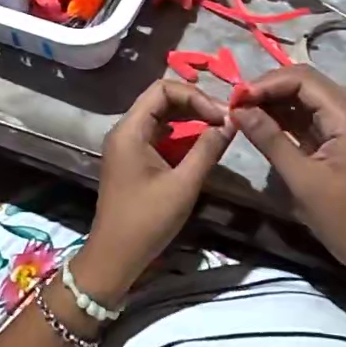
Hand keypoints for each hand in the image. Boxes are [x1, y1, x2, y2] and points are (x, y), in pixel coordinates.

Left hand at [82, 81, 234, 289]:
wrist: (115, 256)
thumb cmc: (147, 220)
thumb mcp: (183, 184)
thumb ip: (207, 149)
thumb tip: (230, 122)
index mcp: (130, 130)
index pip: (162, 89)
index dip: (195, 96)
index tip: (221, 115)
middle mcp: (124, 131)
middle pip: (161, 99)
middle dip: (195, 104)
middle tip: (225, 120)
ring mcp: (127, 145)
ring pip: (161, 117)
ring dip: (190, 119)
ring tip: (218, 129)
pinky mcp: (132, 160)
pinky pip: (158, 135)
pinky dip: (181, 135)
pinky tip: (201, 144)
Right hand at [231, 66, 345, 278]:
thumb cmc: (343, 219)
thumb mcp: (302, 180)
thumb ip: (270, 140)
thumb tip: (239, 110)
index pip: (304, 80)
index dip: (267, 83)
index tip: (236, 98)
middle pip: (304, 85)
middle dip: (269, 89)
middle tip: (236, 104)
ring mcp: (342, 131)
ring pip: (303, 102)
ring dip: (273, 103)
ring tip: (241, 112)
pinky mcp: (335, 146)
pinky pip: (306, 122)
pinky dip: (282, 121)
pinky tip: (259, 125)